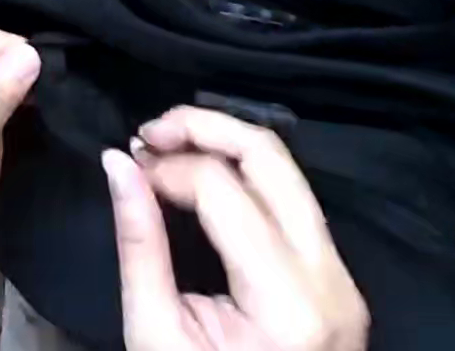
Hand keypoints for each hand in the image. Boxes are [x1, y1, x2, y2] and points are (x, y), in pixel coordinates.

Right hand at [102, 108, 367, 350]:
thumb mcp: (154, 330)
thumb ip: (139, 239)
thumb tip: (116, 159)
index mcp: (289, 303)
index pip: (219, 187)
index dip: (163, 165)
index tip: (128, 171)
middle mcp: (329, 278)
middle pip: (267, 154)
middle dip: (199, 124)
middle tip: (147, 133)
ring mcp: (339, 274)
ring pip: (282, 163)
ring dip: (217, 137)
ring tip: (164, 144)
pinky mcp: (332, 273)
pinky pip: (285, 190)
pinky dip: (236, 163)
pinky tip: (194, 168)